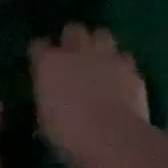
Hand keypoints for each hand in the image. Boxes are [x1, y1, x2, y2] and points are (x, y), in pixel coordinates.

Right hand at [30, 23, 149, 167]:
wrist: (112, 137)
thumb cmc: (70, 135)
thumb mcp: (47, 121)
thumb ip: (48, 101)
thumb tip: (52, 100)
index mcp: (49, 63)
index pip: (38, 46)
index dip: (41, 54)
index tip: (43, 64)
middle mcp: (76, 51)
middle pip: (72, 29)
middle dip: (72, 39)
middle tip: (74, 56)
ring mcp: (105, 55)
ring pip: (101, 33)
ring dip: (99, 44)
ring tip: (100, 59)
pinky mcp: (129, 66)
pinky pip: (124, 56)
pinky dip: (121, 64)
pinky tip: (121, 77)